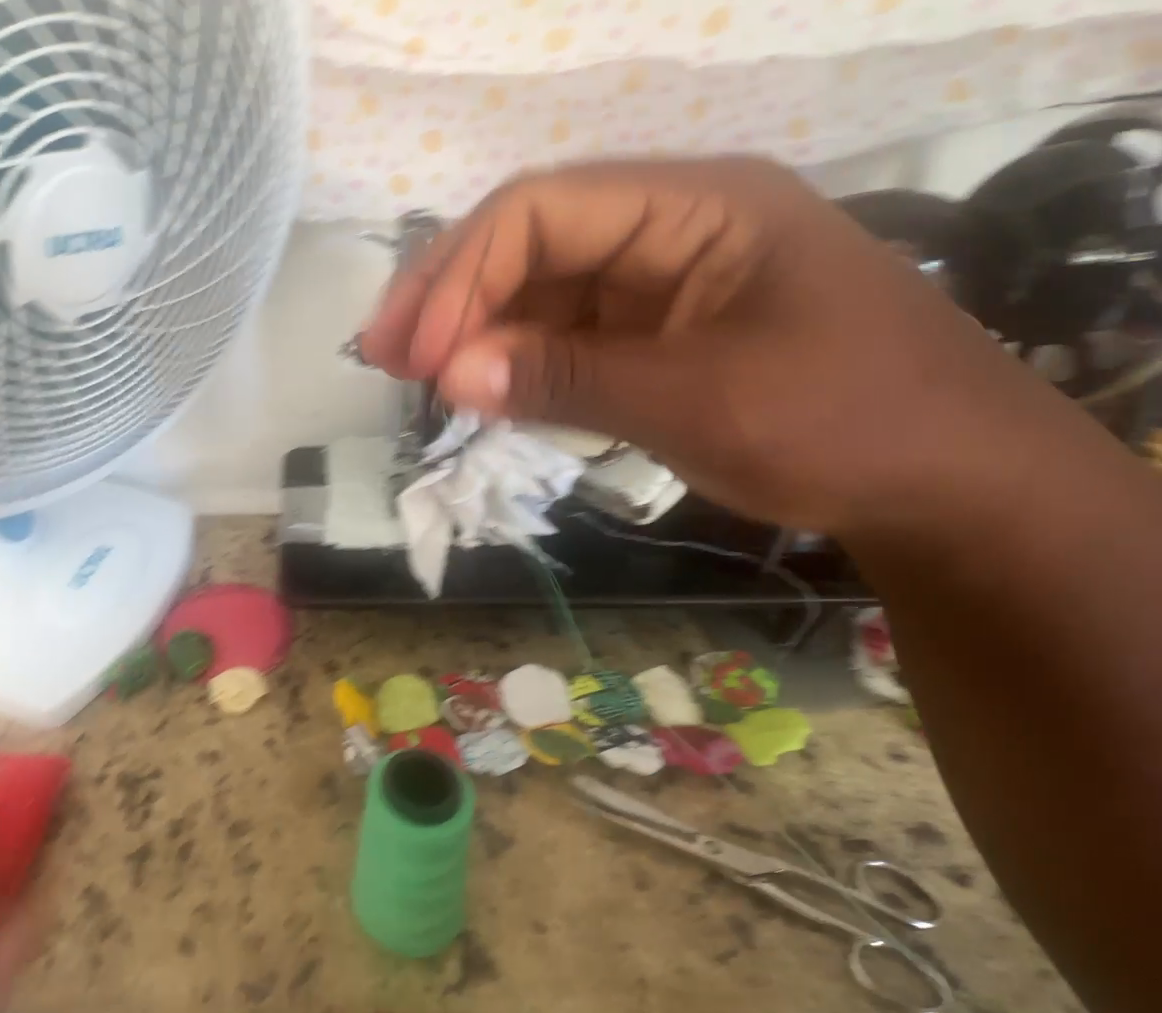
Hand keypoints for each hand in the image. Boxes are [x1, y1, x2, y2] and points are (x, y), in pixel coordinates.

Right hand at [357, 157, 1102, 539]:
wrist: (950, 484)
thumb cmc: (843, 424)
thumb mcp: (696, 401)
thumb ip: (564, 380)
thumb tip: (444, 374)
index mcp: (695, 206)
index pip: (541, 210)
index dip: (461, 277)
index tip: (413, 357)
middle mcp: (670, 225)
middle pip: (529, 238)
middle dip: (450, 295)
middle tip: (383, 360)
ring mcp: (662, 279)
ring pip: (540, 286)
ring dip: (474, 329)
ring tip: (415, 380)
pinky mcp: (657, 330)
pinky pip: (566, 331)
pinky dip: (516, 359)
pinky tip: (476, 388)